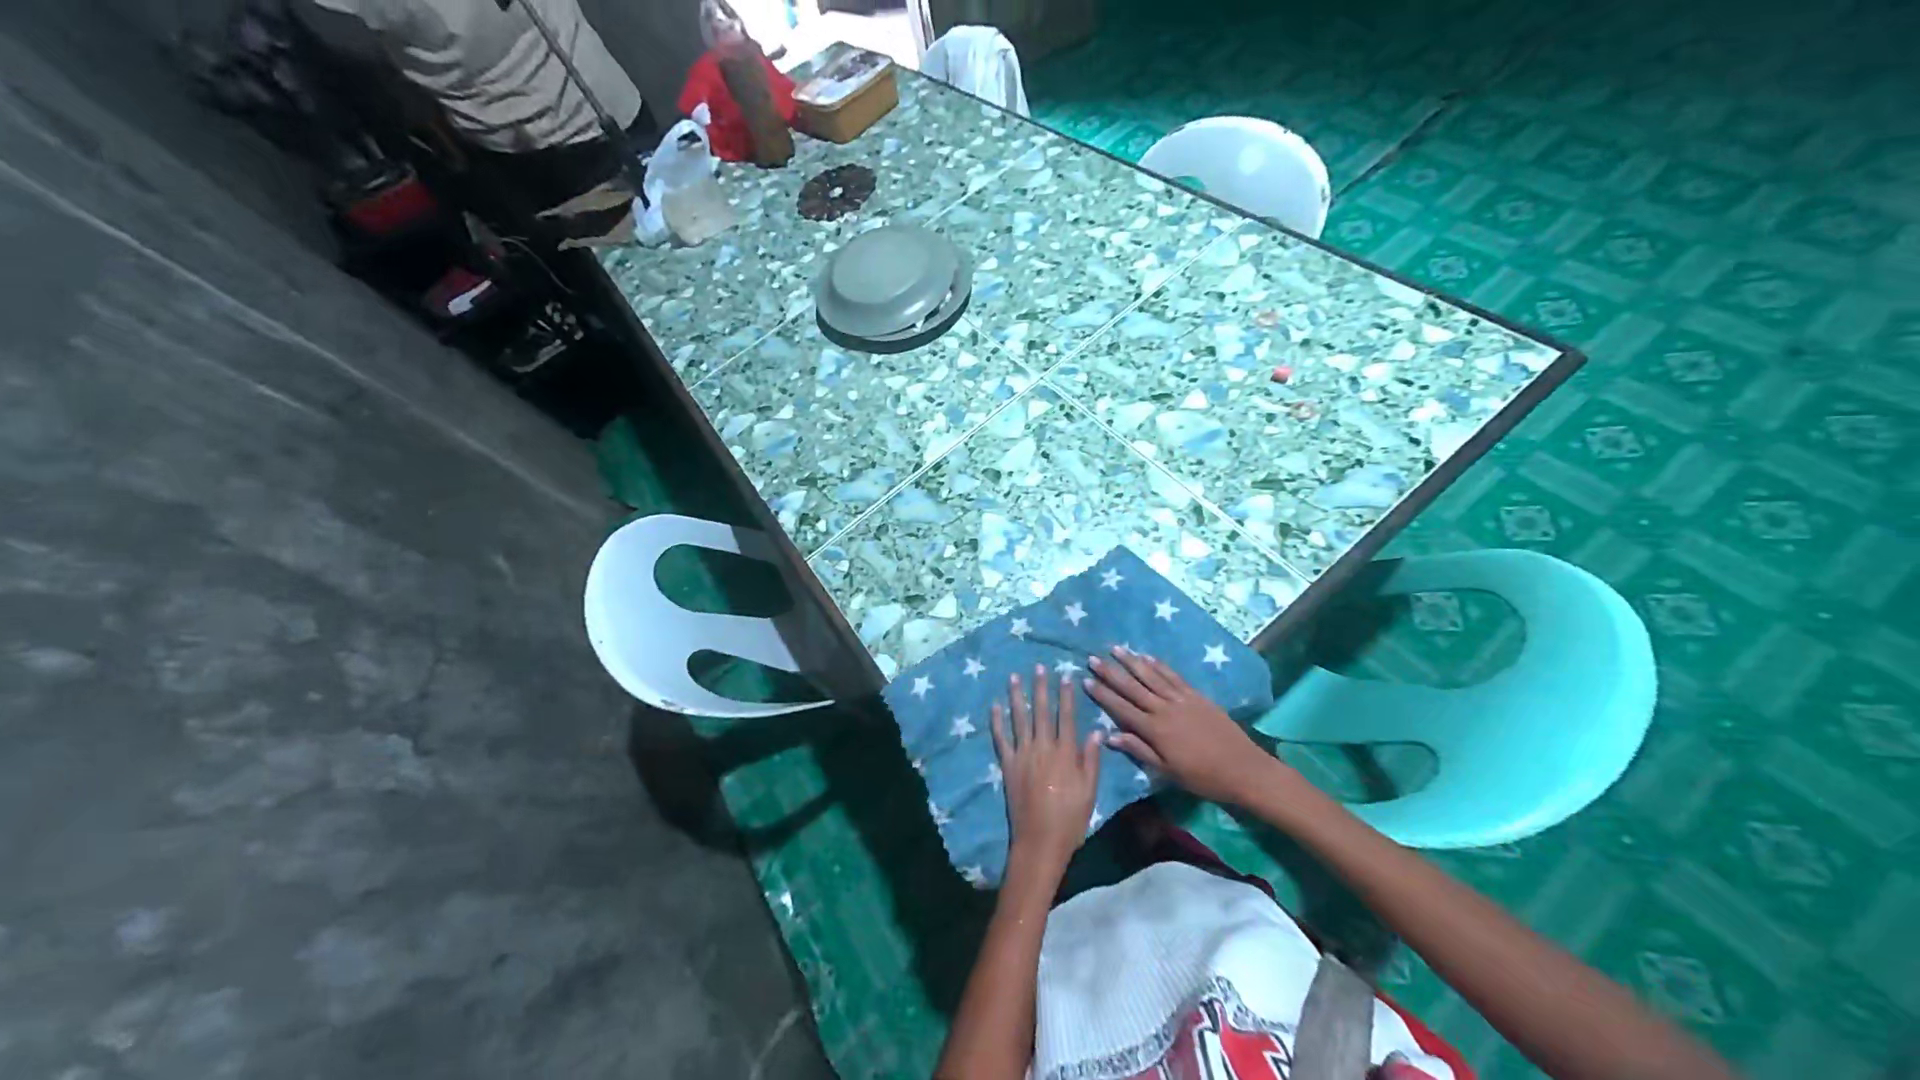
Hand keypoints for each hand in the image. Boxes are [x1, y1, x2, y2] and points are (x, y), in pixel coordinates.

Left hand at [992, 667, 1101, 874]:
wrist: (1040, 841)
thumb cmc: (1071, 819)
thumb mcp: (1090, 791)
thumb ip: (1091, 760)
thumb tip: (1096, 731)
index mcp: (1065, 753)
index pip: (1066, 716)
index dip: (1065, 695)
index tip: (1065, 676)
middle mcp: (1043, 748)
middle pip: (1041, 711)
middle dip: (1041, 688)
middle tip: (1039, 667)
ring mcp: (1022, 755)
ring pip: (1019, 719)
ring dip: (1017, 696)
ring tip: (1015, 677)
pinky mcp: (1007, 766)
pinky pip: (1000, 739)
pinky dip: (997, 722)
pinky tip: (995, 706)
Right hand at [1085, 646, 1282, 805]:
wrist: (1243, 768)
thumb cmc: (1203, 777)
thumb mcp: (1167, 771)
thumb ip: (1139, 750)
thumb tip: (1109, 736)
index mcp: (1155, 730)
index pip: (1122, 708)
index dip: (1103, 694)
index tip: (1086, 680)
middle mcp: (1164, 709)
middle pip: (1133, 687)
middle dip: (1111, 672)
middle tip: (1093, 658)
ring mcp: (1181, 699)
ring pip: (1151, 676)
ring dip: (1132, 662)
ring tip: (1115, 649)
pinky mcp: (1196, 696)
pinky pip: (1173, 676)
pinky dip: (1159, 665)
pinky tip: (1147, 657)